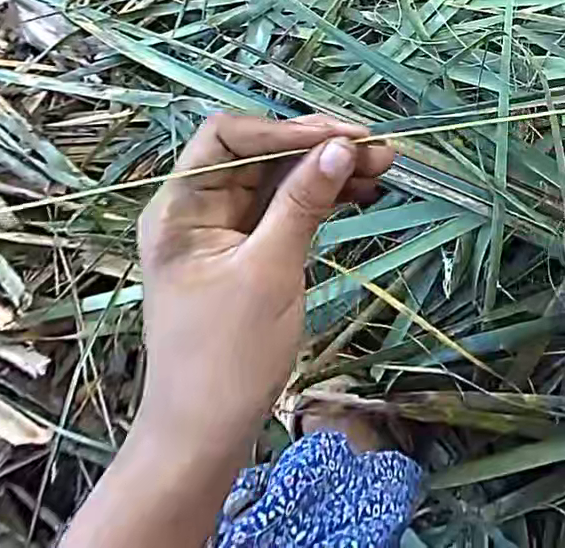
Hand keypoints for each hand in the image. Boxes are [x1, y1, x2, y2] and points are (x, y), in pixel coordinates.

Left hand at [134, 113, 396, 446]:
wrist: (208, 434)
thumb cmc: (226, 357)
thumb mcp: (270, 270)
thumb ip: (304, 202)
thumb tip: (342, 147)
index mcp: (182, 205)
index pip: (228, 136)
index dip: (284, 128)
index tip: (339, 138)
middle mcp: (202, 205)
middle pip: (263, 152)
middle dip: (319, 146)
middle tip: (375, 149)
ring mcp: (229, 224)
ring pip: (284, 175)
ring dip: (331, 167)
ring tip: (383, 166)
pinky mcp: (254, 242)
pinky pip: (292, 203)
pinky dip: (326, 194)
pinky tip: (363, 191)